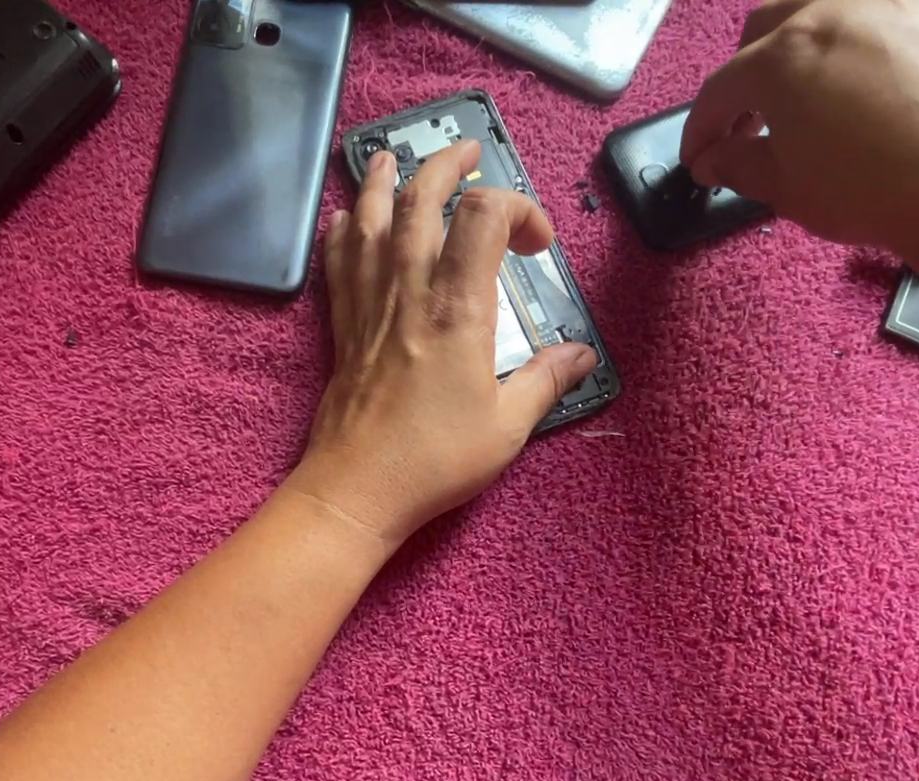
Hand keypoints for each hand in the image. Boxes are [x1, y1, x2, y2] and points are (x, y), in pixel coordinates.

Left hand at [285, 140, 597, 545]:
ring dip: (381, 182)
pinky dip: (343, 234)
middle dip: (445, 165)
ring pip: (370, 222)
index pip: (485, 217)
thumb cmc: (433, 461)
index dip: (519, 208)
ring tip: (390, 158)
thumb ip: (545, 383)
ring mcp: (369, 308)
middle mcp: (409, 294)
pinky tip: (348, 221)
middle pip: (419, 201)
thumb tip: (580, 356)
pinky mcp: (344, 329)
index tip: (538, 244)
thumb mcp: (507, 427)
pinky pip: (338, 265)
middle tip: (466, 153)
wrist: (358, 489)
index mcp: (458, 311)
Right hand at [681, 0, 918, 266]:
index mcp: (780, 57)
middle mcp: (831, 7)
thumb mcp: (787, 189)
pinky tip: (860, 74)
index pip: (718, 92)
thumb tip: (715, 158)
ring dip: (796, 42)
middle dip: (745, 78)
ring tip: (804, 89)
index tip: (700, 159)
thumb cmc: (877, 187)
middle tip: (750, 126)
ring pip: (820, 3)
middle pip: (763, 28)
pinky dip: (855, 33)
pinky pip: (880, 6)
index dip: (700, 132)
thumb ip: (740, 165)